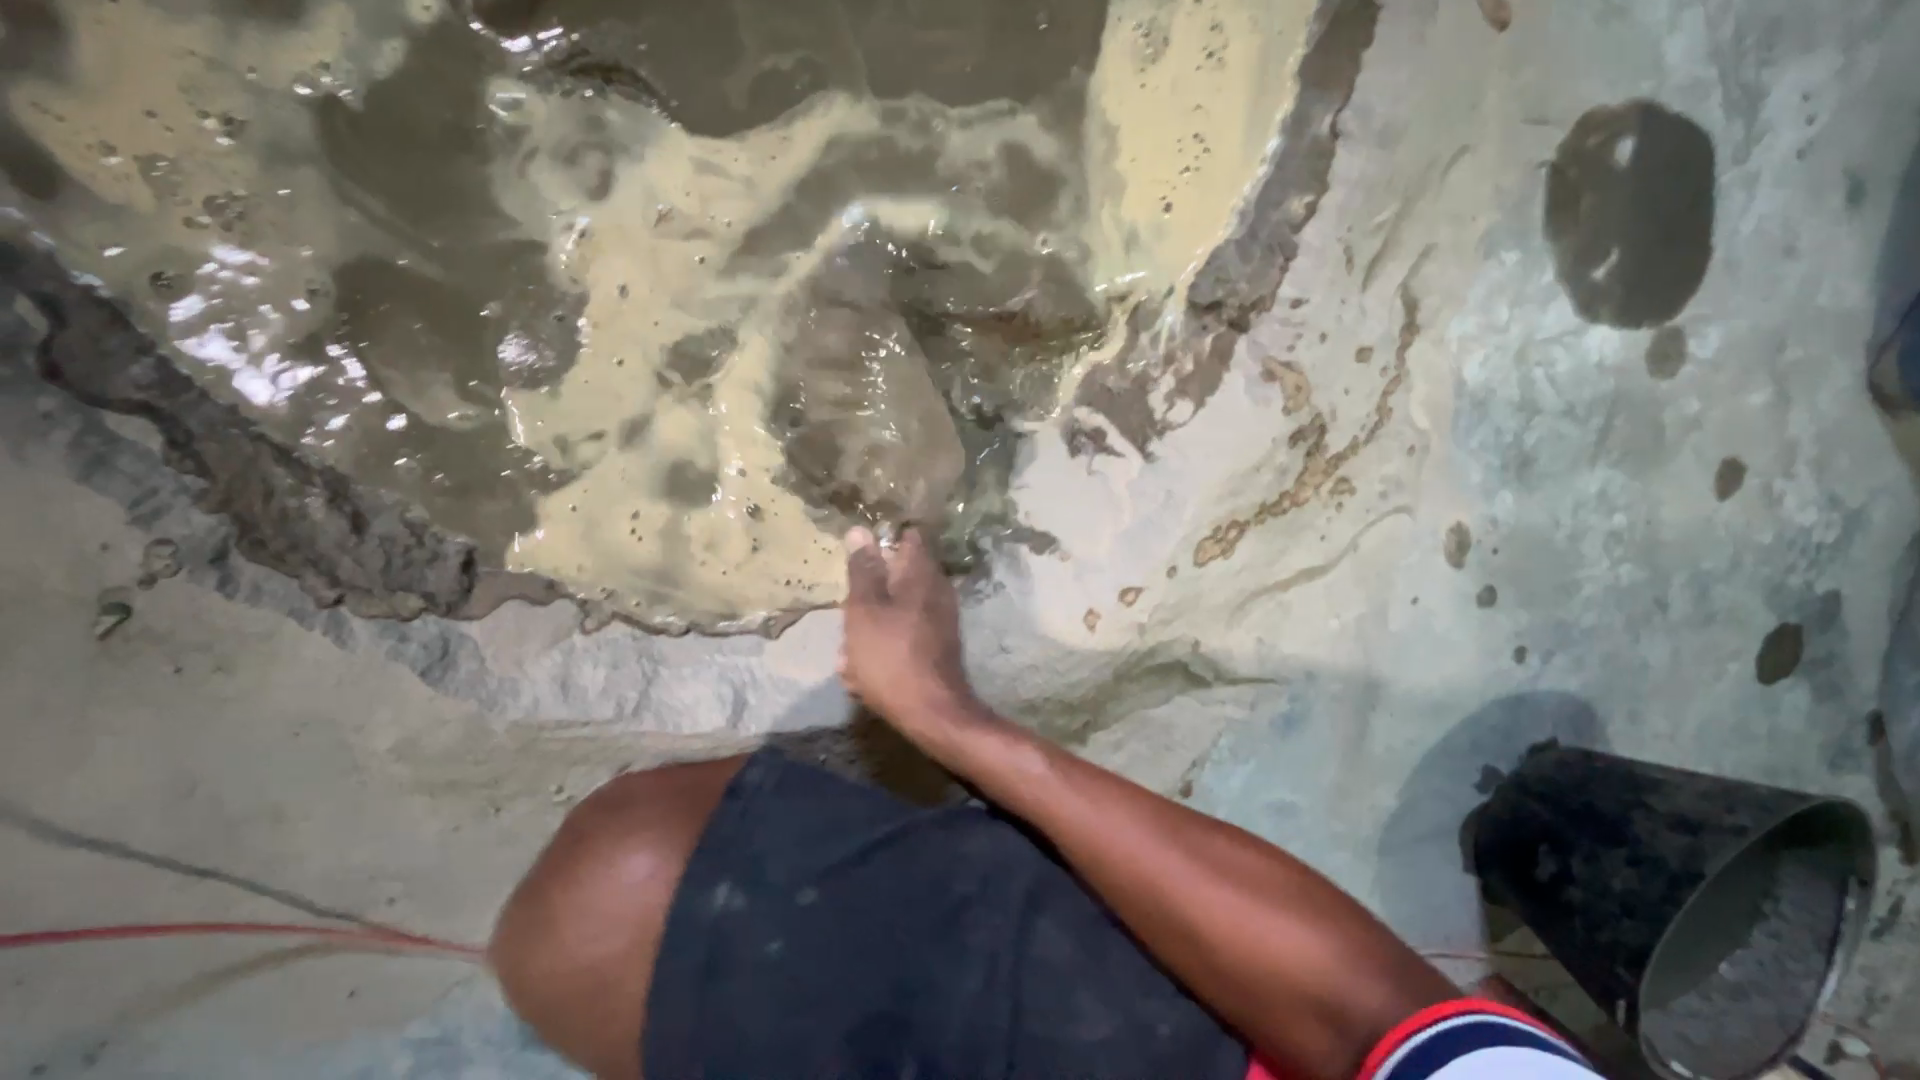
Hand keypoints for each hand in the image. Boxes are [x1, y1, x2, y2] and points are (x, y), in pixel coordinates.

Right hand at [838, 527, 977, 730]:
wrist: (931, 713)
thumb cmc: (890, 655)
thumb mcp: (864, 609)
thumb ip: (862, 570)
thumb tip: (861, 530)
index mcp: (921, 574)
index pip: (907, 539)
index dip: (880, 543)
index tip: (857, 557)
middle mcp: (936, 591)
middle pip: (895, 578)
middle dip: (866, 596)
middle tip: (846, 619)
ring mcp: (939, 621)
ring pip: (893, 613)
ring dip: (867, 630)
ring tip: (847, 658)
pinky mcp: (935, 648)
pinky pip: (900, 639)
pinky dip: (880, 651)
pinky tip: (862, 676)